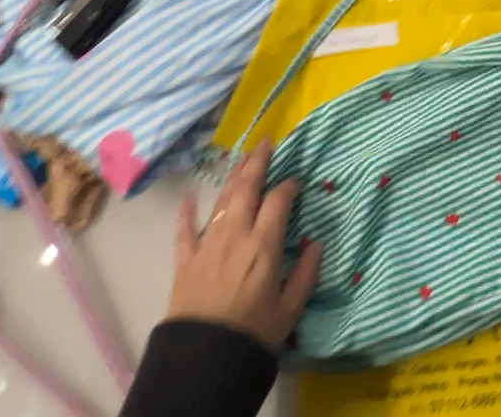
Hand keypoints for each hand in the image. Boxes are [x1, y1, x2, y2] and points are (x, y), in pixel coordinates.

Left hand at [168, 139, 321, 347]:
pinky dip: (187, 213)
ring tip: (241, 158)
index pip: (279, 201)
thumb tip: (316, 243)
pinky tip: (189, 197)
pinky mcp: (185, 261)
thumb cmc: (253, 334)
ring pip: (221, 202)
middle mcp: (236, 235)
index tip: (297, 181)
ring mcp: (207, 245)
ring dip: (232, 177)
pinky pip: (184, 231)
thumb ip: (306, 273)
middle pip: (247, 188)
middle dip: (257, 162)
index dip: (289, 185)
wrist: (204, 359)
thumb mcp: (290, 308)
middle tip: (266, 142)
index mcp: (264, 245)